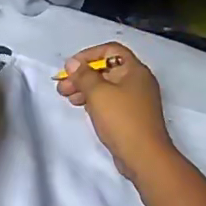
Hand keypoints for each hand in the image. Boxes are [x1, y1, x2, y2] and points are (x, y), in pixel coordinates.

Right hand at [55, 42, 174, 180]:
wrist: (143, 155)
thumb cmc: (121, 120)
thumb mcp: (98, 94)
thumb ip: (83, 76)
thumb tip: (72, 63)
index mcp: (134, 70)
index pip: (110, 50)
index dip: (88, 55)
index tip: (70, 68)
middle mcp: (138, 81)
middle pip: (107, 69)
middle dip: (82, 75)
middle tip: (62, 86)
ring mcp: (136, 100)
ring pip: (107, 86)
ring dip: (85, 89)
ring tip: (67, 97)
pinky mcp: (131, 116)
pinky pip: (110, 101)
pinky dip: (95, 101)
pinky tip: (82, 107)